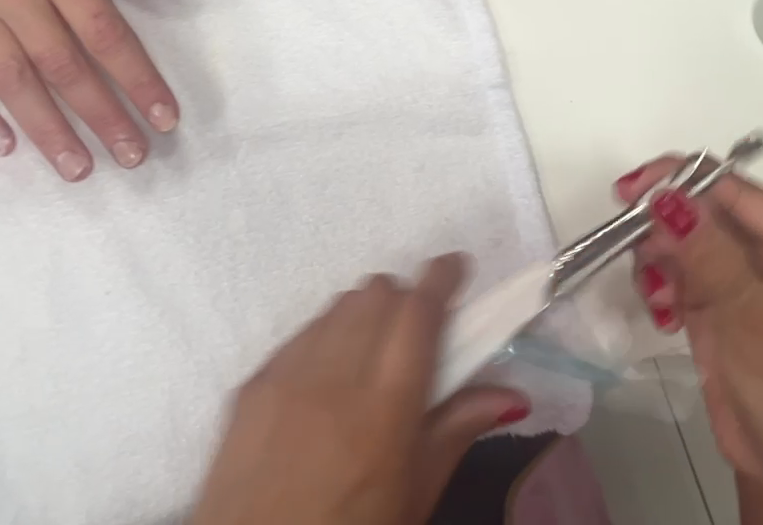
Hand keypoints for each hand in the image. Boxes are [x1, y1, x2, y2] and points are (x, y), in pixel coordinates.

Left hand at [192, 254, 528, 524]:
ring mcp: (285, 375)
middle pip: (377, 296)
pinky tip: (329, 371)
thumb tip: (510, 394)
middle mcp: (333, 377)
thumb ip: (456, 432)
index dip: (441, 278)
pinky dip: (325, 335)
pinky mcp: (251, 383)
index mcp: (384, 410)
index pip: (418, 315)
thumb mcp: (413, 498)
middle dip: (404, 298)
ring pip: (337, 306)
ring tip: (372, 349)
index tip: (455, 264)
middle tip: (417, 328)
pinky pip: (300, 333)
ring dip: (365, 312)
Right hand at [616, 162, 762, 524]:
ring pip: (687, 238)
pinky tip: (662, 312)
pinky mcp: (725, 301)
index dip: (681, 182)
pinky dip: (663, 283)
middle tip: (634, 248)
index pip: (736, 191)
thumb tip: (662, 193)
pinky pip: (681, 269)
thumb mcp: (751, 321)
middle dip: (666, 227)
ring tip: (657, 297)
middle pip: (707, 210)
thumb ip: (706, 251)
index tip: (628, 190)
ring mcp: (752, 277)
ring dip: (661, 259)